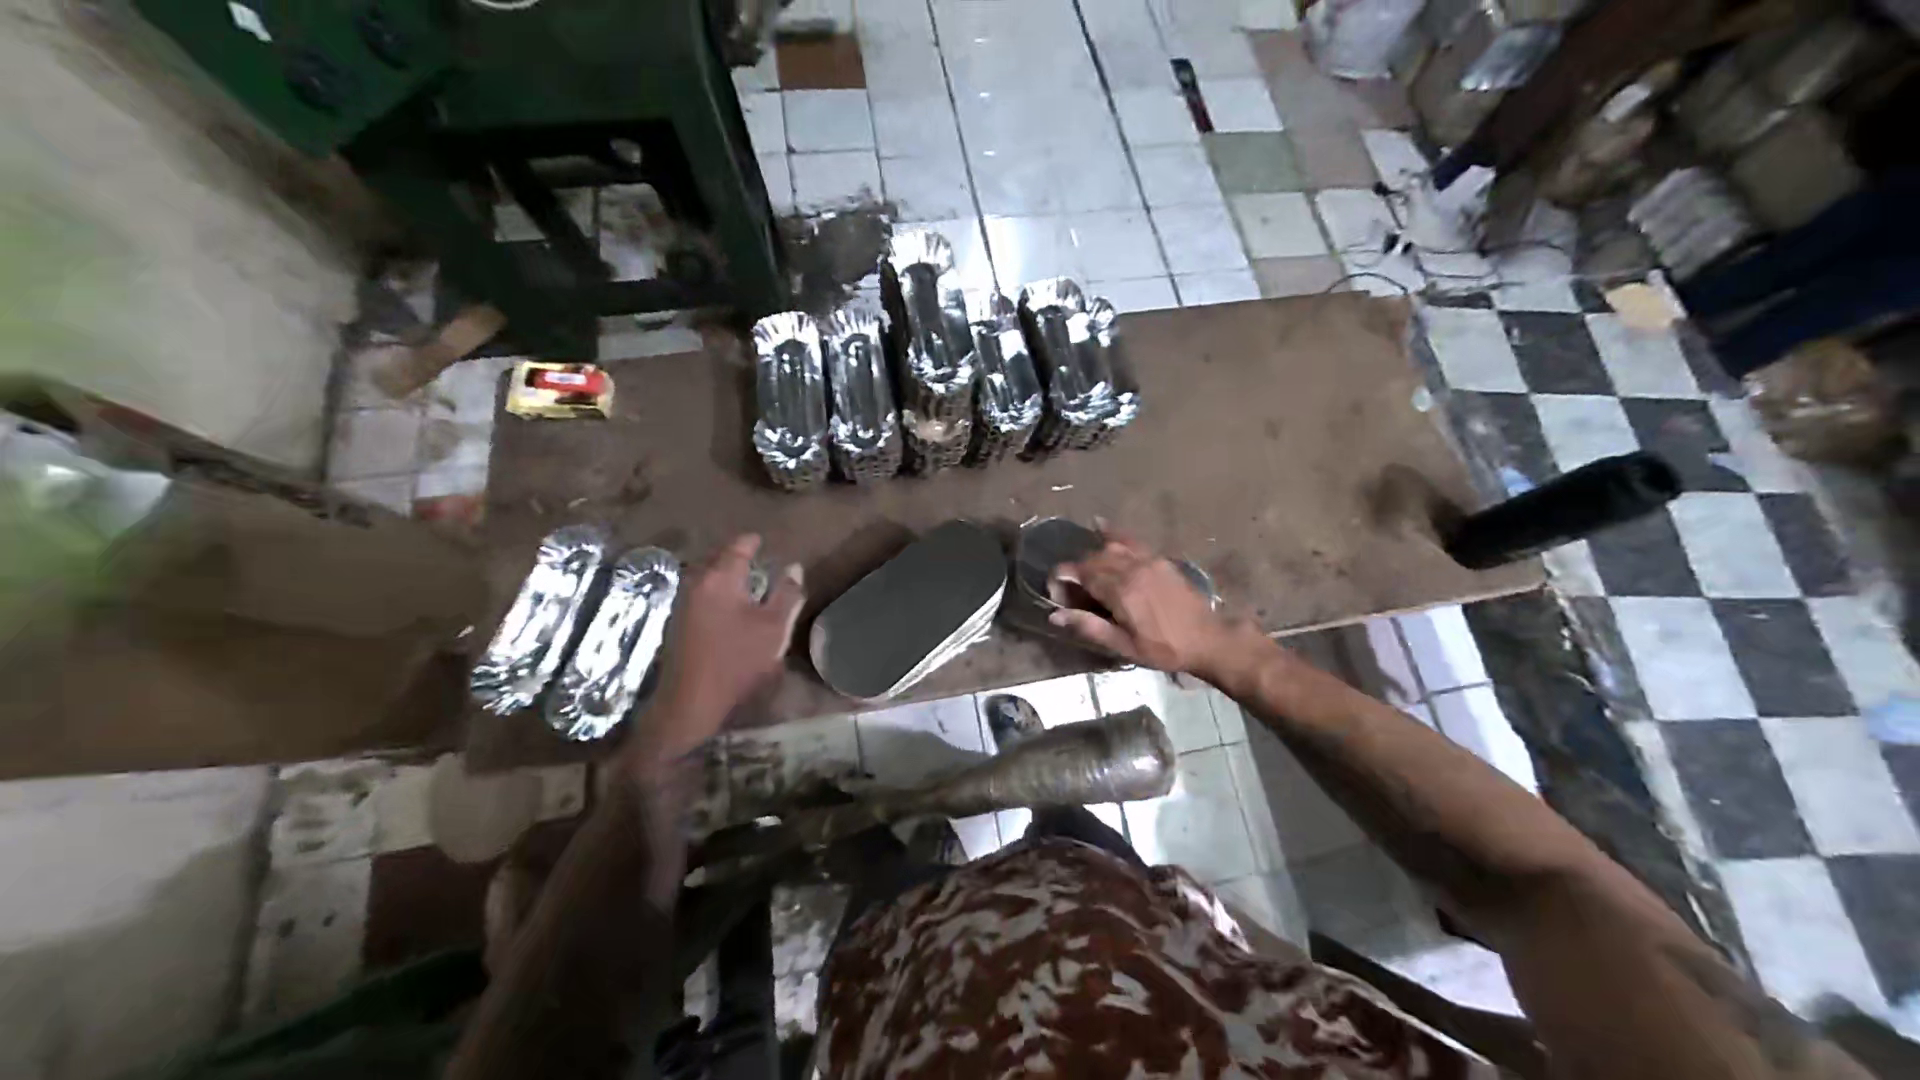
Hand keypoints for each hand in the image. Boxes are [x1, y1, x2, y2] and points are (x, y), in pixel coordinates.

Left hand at [640, 535, 804, 765]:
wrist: (690, 701)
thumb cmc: (737, 661)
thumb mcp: (774, 628)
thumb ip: (787, 594)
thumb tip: (793, 566)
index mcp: (721, 578)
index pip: (738, 546)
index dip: (753, 541)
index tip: (763, 540)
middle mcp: (697, 582)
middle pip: (718, 557)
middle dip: (736, 554)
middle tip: (756, 557)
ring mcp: (683, 602)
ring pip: (706, 575)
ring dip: (724, 572)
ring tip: (745, 579)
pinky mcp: (677, 621)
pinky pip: (700, 591)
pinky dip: (715, 589)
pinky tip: (728, 604)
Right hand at [1049, 526, 1236, 674]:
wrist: (1208, 640)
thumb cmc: (1164, 649)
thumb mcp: (1124, 645)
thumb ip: (1089, 626)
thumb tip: (1054, 615)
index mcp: (1121, 590)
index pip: (1078, 571)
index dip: (1060, 579)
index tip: (1056, 596)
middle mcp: (1131, 568)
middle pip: (1091, 558)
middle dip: (1075, 572)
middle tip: (1074, 595)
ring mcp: (1147, 560)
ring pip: (1109, 548)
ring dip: (1092, 557)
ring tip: (1088, 575)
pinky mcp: (1159, 559)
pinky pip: (1130, 540)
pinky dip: (1112, 533)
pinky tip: (1099, 525)